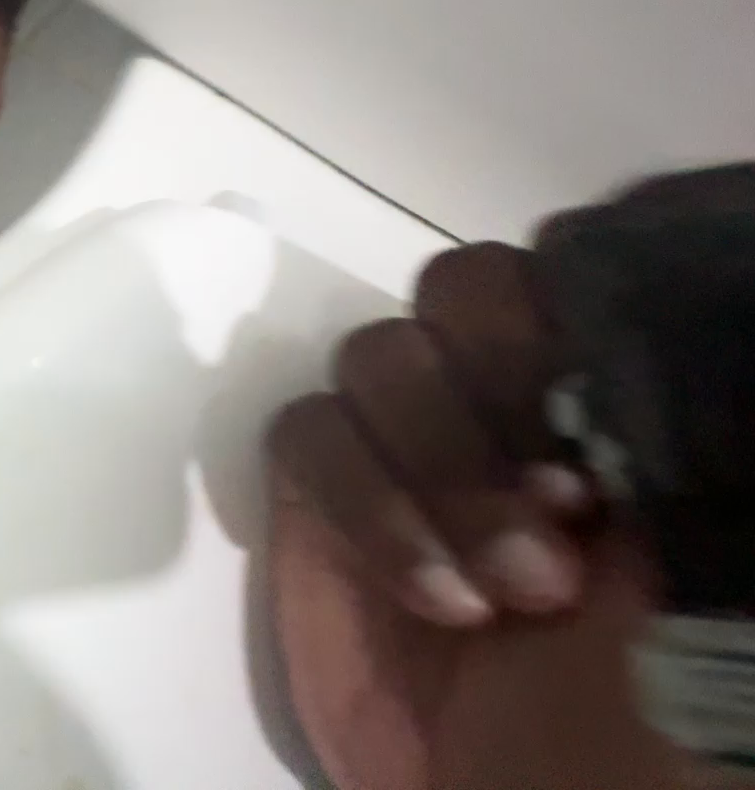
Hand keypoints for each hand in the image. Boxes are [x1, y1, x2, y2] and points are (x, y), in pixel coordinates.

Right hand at [266, 238, 680, 788]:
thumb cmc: (692, 734)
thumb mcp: (738, 587)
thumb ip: (706, 450)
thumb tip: (677, 333)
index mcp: (628, 410)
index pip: (585, 280)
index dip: (582, 318)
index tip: (616, 420)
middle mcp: (514, 408)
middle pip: (467, 288)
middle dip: (500, 382)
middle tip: (564, 502)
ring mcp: (405, 447)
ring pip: (376, 355)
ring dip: (434, 459)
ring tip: (510, 588)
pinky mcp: (321, 491)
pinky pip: (303, 430)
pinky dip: (360, 501)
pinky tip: (426, 595)